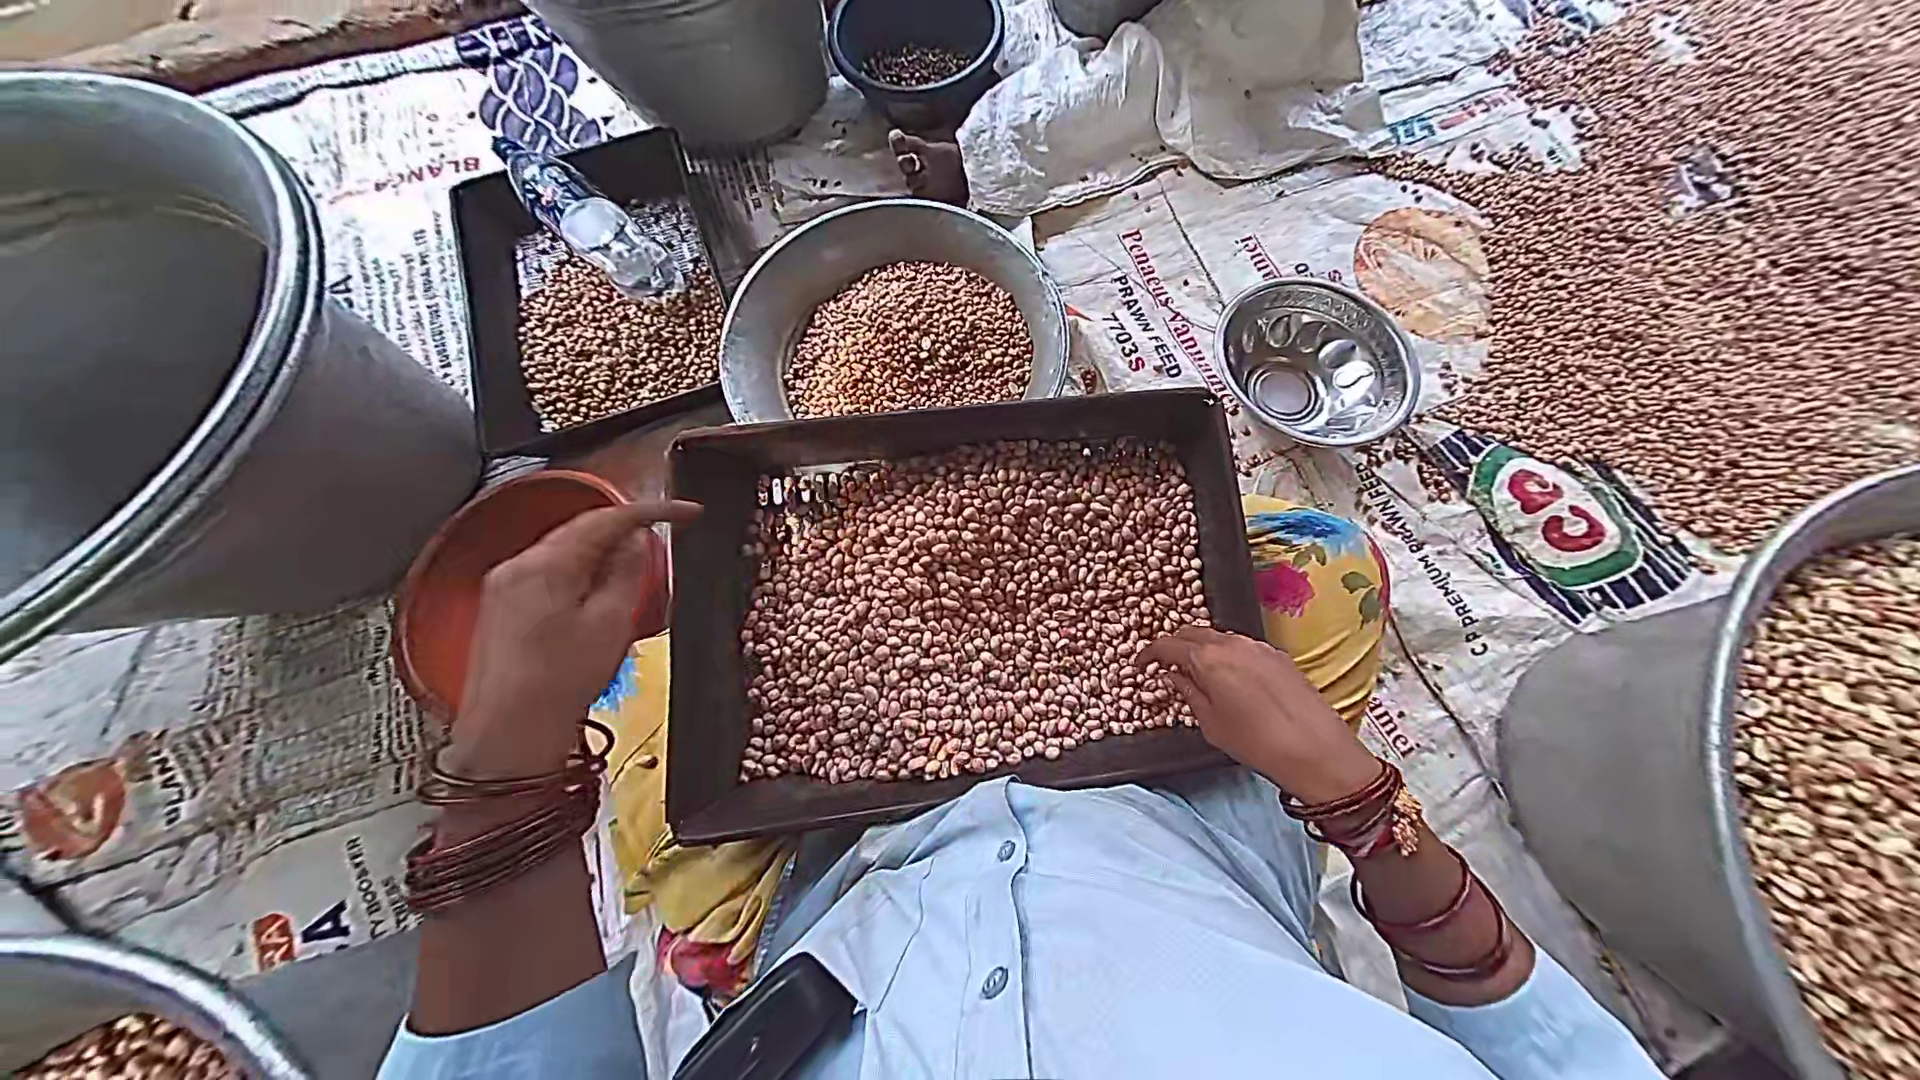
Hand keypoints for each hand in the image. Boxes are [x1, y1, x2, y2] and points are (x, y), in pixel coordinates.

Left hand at [446, 499, 700, 778]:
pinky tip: (602, 586)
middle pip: (582, 528)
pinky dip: (584, 567)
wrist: (511, 731)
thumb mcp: (611, 622)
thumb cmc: (561, 681)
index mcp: (545, 565)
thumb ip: (628, 571)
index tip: (687, 513)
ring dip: (606, 548)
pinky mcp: (503, 602)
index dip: (652, 512)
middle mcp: (518, 565)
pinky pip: (552, 568)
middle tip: (667, 533)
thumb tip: (638, 540)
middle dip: (626, 528)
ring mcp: (506, 583)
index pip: (606, 519)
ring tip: (639, 565)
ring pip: (567, 547)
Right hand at [1138, 626, 1380, 802]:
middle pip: (1192, 632)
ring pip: (1218, 637)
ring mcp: (1257, 646)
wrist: (1318, 752)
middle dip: (1174, 646)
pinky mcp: (1278, 655)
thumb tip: (1173, 676)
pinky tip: (1229, 676)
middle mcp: (1231, 643)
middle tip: (1166, 665)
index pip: (1167, 645)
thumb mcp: (1210, 723)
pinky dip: (1226, 654)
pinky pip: (1241, 646)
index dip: (1149, 654)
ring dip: (1201, 648)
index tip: (1141, 665)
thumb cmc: (1257, 742)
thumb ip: (1188, 692)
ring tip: (1197, 671)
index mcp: (1207, 658)